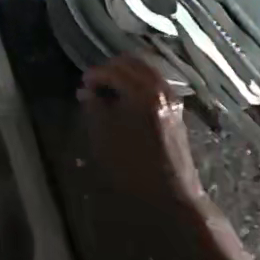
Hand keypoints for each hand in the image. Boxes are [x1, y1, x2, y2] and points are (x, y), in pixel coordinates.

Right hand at [79, 56, 209, 208]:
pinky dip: (139, 85)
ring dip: (127, 75)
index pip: (115, 70)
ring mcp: (171, 99)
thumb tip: (87, 92)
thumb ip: (94, 109)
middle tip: (94, 84)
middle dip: (112, 69)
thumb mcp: (104, 138)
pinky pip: (155, 85)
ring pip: (147, 73)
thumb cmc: (133, 168)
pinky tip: (126, 102)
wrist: (172, 195)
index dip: (95, 74)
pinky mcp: (176, 111)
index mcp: (142, 92)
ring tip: (108, 92)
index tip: (82, 85)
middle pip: (135, 64)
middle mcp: (160, 89)